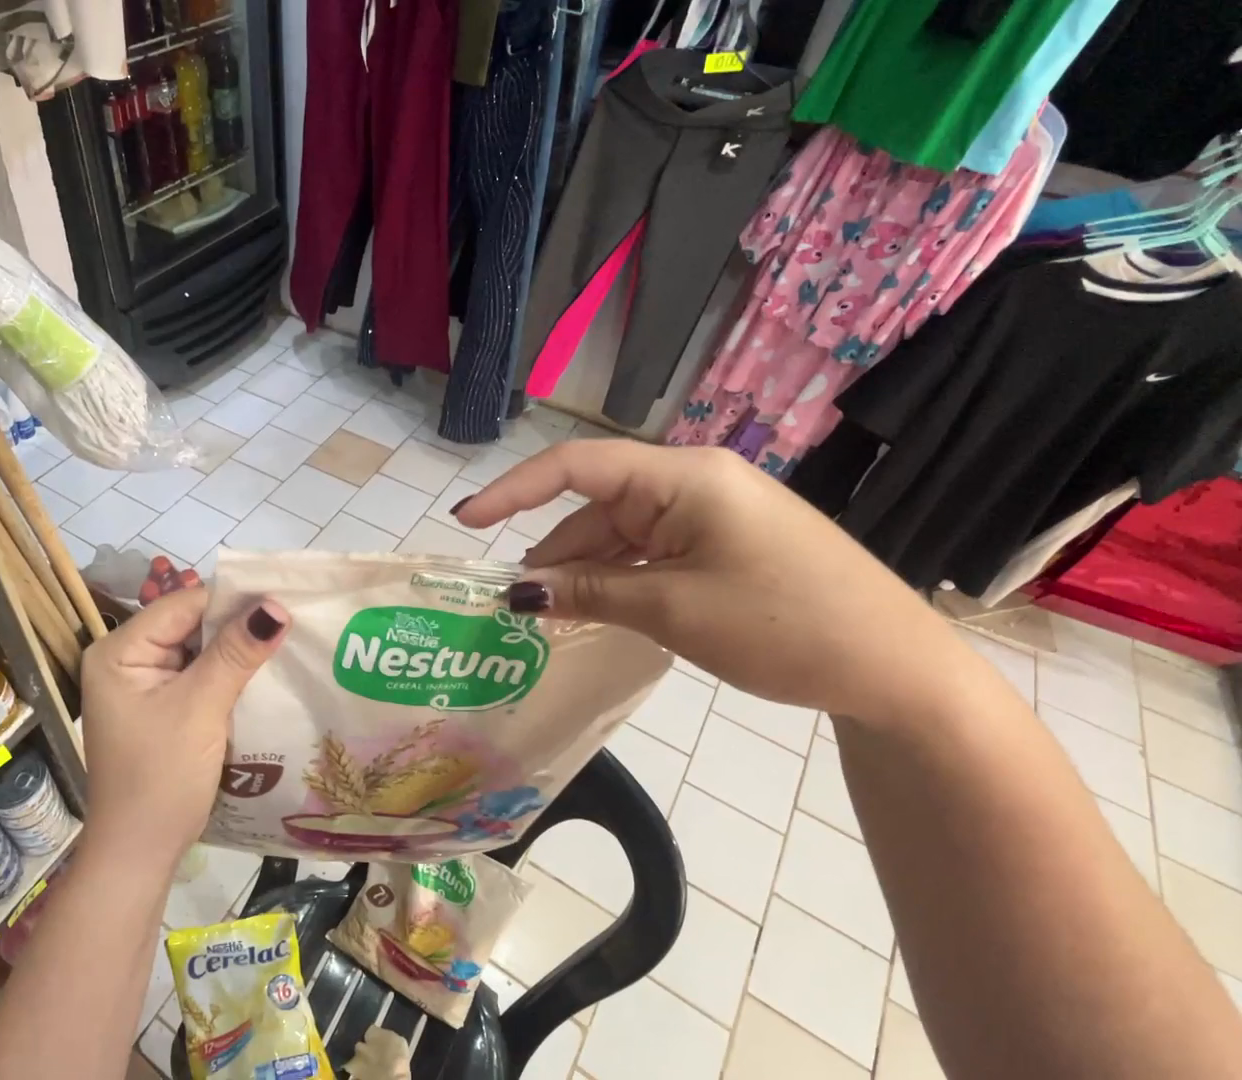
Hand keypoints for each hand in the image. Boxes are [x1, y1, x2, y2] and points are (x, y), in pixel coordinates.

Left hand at [79, 587, 288, 863]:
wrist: (139, 854)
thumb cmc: (161, 778)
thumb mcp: (200, 709)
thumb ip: (236, 654)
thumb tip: (276, 606)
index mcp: (119, 651)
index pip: (182, 605)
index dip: (232, 601)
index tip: (284, 600)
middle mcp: (126, 660)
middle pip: (191, 626)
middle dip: (238, 626)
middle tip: (294, 620)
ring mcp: (142, 687)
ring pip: (199, 652)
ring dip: (237, 653)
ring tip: (288, 642)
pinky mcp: (161, 710)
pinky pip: (199, 679)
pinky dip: (228, 677)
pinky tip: (265, 675)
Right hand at [454, 440, 971, 721]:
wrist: (898, 669)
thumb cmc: (783, 625)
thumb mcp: (672, 609)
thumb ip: (587, 592)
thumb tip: (516, 593)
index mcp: (684, 476)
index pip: (576, 467)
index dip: (512, 490)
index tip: (466, 523)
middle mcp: (694, 483)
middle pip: (596, 504)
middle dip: (551, 550)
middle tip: (509, 602)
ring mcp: (712, 514)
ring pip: (621, 534)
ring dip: (583, 571)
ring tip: (546, 617)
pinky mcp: (724, 544)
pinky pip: (650, 552)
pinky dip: (618, 579)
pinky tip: (595, 611)